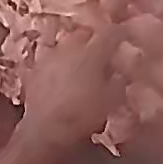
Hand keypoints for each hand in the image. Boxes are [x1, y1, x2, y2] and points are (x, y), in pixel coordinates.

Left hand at [16, 24, 127, 152]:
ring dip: (76, 50)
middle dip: (95, 39)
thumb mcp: (111, 101)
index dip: (120, 34)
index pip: (110, 34)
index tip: (126, 37)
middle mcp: (70, 48)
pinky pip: (52, 59)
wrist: (46, 130)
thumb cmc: (84, 115)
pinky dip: (60, 64)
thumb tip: (121, 73)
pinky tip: (63, 76)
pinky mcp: (36, 70)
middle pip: (85, 34)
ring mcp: (50, 57)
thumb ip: (118, 83)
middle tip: (103, 51)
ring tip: (82, 63)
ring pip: (66, 45)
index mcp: (92, 53)